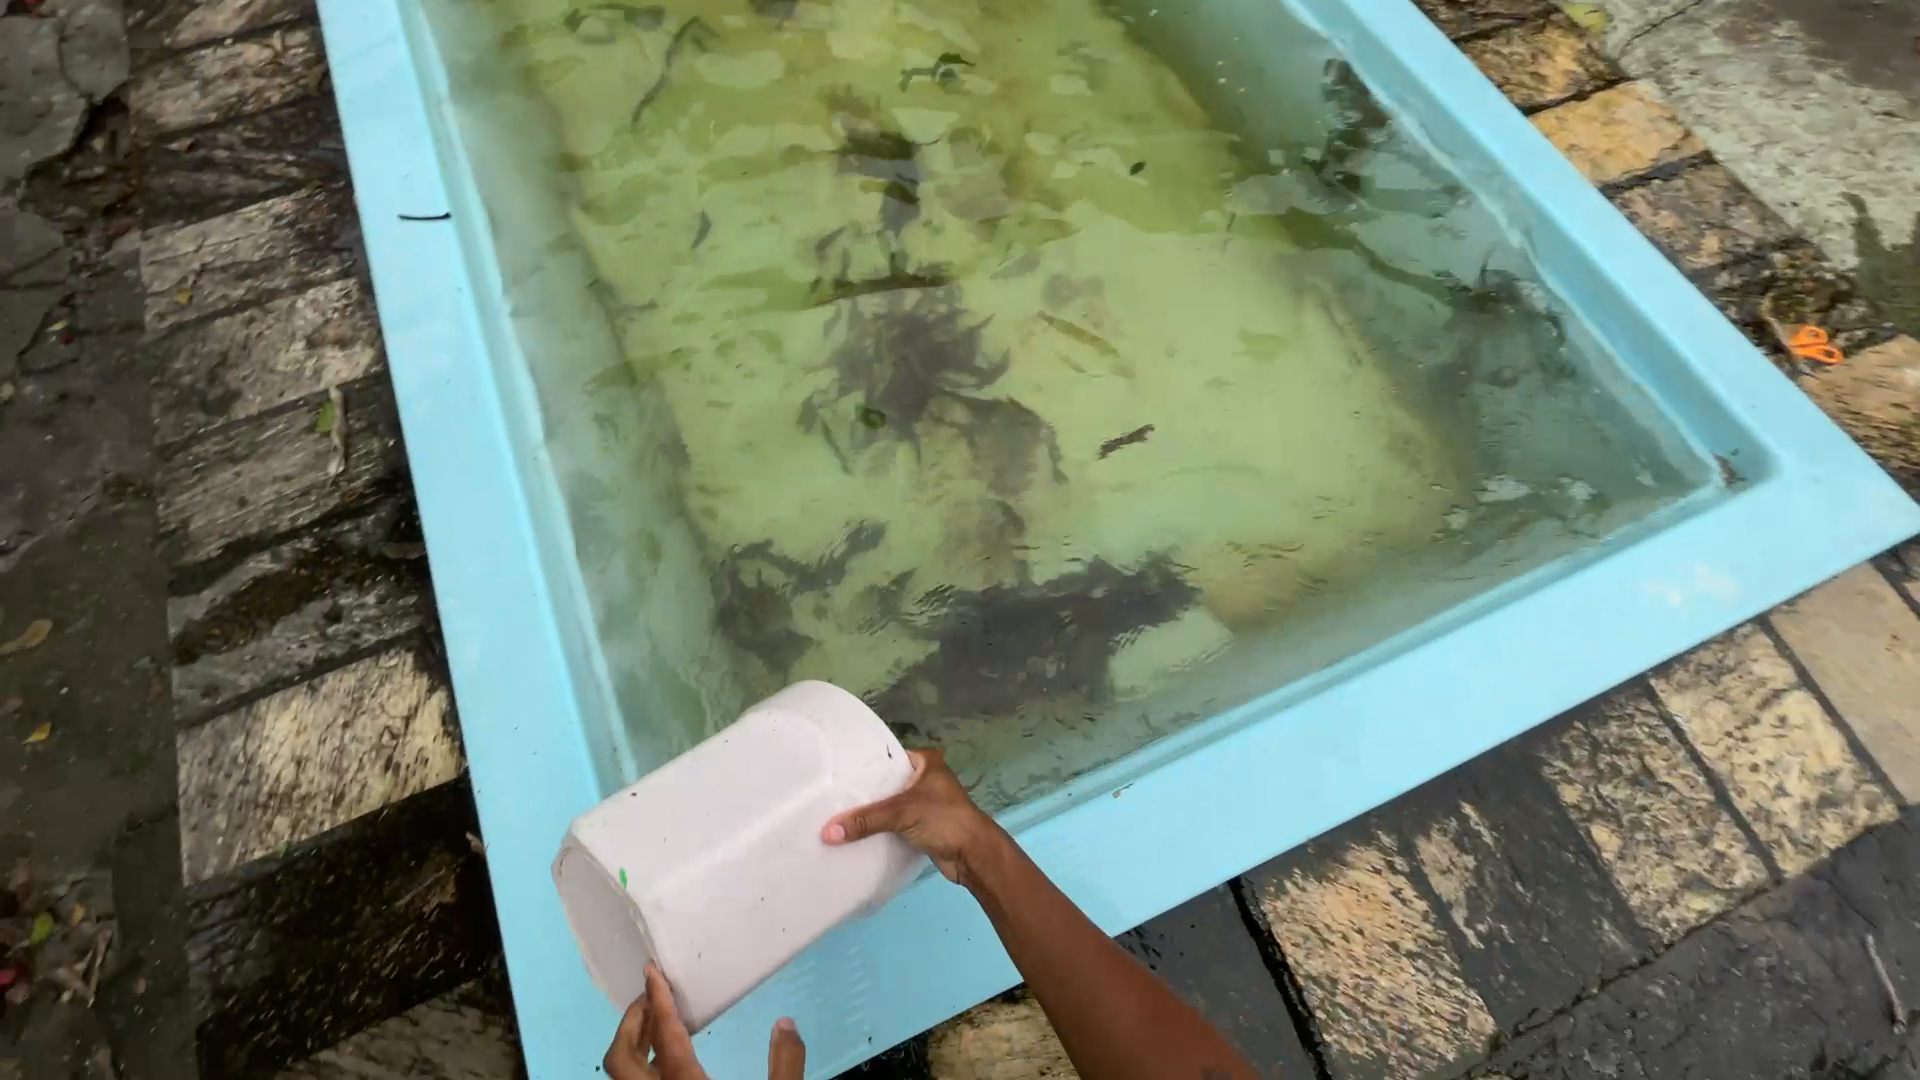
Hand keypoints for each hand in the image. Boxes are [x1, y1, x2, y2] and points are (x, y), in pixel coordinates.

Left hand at [603, 963, 803, 1079]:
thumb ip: (786, 1066)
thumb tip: (785, 1023)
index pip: (666, 1038)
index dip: (658, 1000)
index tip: (651, 972)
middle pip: (619, 1062)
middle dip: (630, 1024)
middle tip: (650, 1000)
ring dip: (630, 1050)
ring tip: (654, 1031)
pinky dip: (637, 1077)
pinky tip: (660, 1074)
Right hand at [821, 748, 1002, 886]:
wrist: (973, 854)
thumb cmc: (944, 819)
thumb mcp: (902, 812)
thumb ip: (866, 820)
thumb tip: (827, 832)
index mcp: (925, 762)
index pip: (887, 757)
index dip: (864, 766)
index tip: (836, 773)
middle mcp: (924, 778)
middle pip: (886, 783)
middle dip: (864, 793)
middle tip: (831, 797)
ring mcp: (924, 803)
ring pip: (889, 805)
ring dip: (871, 813)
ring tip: (836, 815)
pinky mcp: (922, 826)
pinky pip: (894, 824)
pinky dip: (879, 829)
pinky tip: (855, 834)